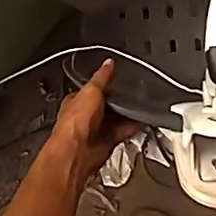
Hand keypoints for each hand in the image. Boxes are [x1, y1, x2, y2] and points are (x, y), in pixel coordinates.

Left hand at [50, 59, 138, 177]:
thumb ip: (102, 77)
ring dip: (126, 113)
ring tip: (139, 105)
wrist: (76, 152)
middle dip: (117, 100)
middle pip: (105, 105)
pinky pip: (122, 131)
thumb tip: (108, 63)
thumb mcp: (91, 90)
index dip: (103, 83)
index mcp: (76, 101)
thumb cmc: (74, 123)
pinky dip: (132, 126)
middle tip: (130, 93)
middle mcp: (85, 116)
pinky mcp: (106, 142)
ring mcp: (95, 130)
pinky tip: (141, 120)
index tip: (116, 77)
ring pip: (115, 118)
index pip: (91, 88)